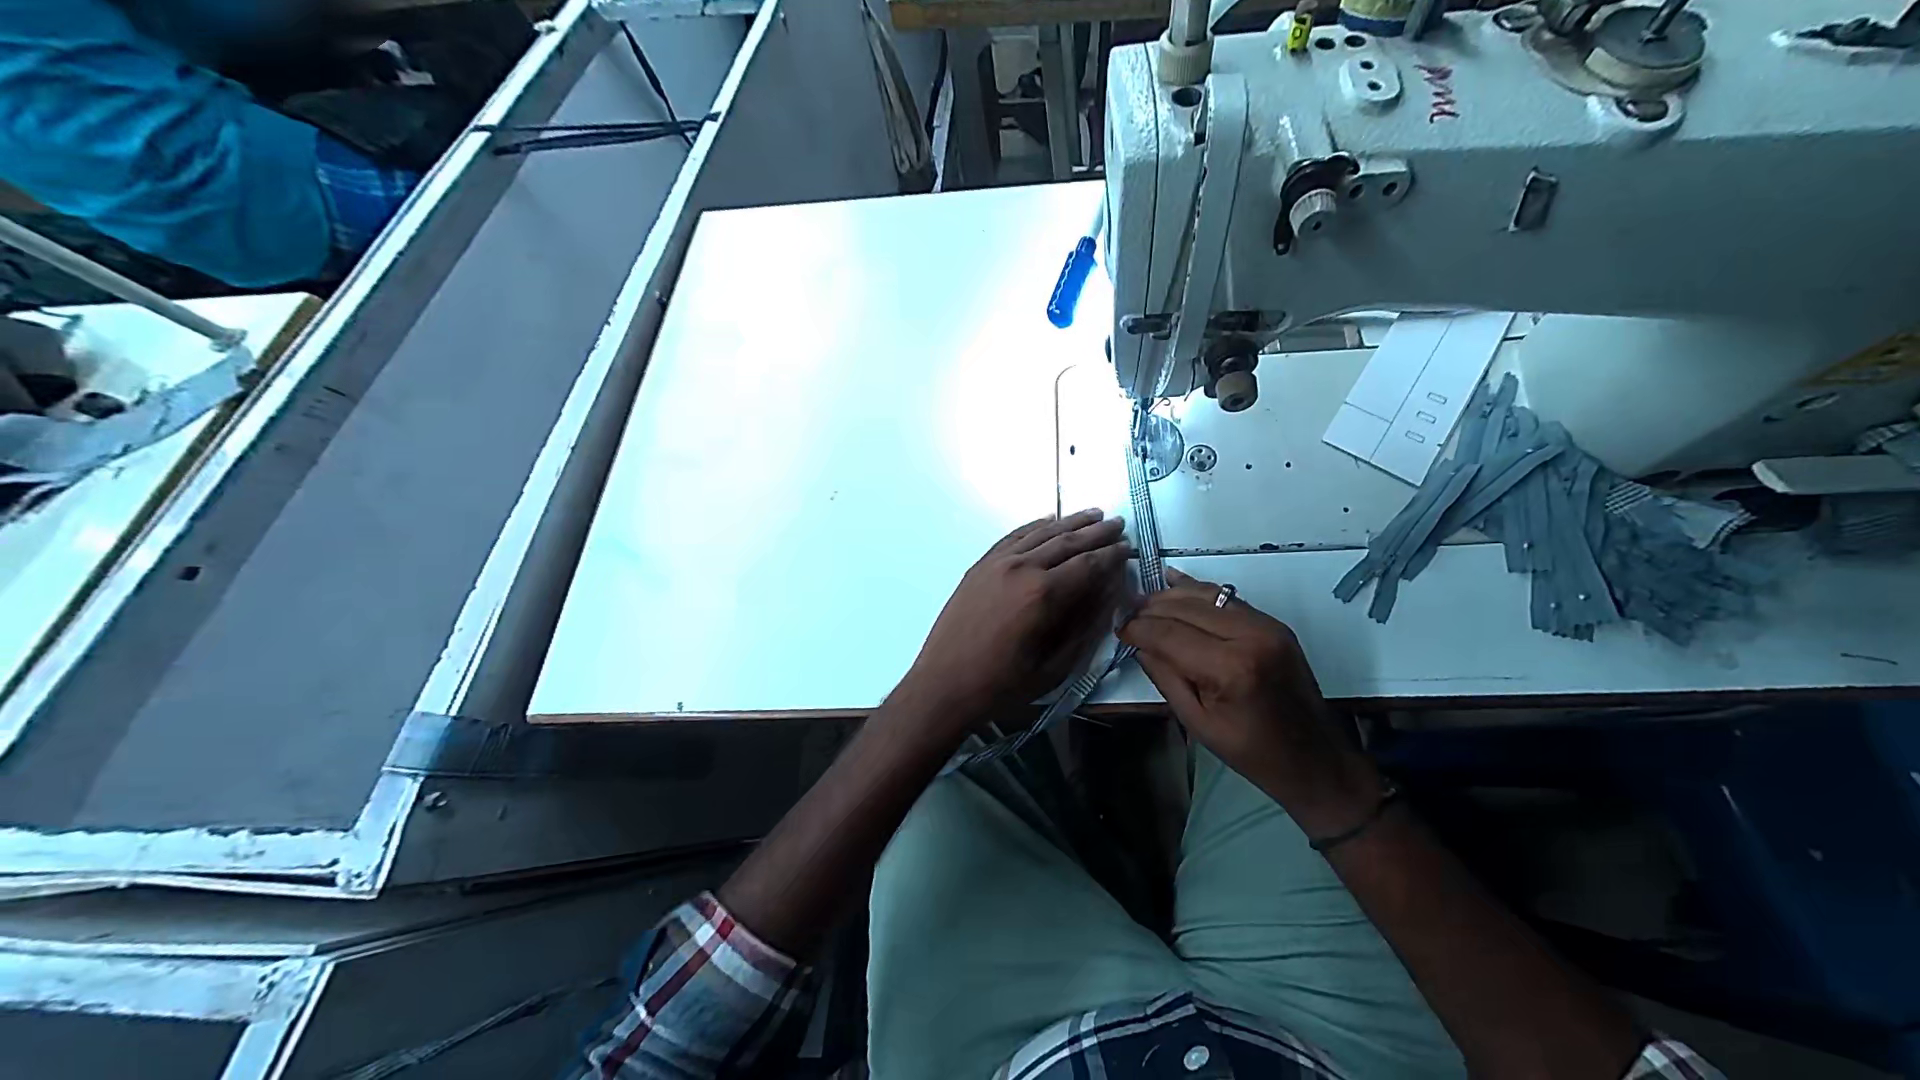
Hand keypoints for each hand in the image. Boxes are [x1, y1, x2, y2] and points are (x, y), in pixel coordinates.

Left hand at [901, 509, 1131, 727]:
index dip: (1112, 555)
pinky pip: (1013, 537)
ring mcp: (997, 564)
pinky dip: (1034, 527)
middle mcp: (1021, 569)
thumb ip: (1085, 628)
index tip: (1129, 548)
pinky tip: (1048, 522)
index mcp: (1043, 595)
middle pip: (1067, 542)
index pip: (1088, 564)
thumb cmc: (1001, 685)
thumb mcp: (1054, 667)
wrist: (943, 684)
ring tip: (1092, 515)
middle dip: (1096, 532)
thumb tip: (1108, 595)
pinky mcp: (980, 566)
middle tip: (1118, 524)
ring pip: (1040, 533)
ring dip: (1069, 522)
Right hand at [1118, 568, 1380, 834]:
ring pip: (1206, 595)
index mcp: (1231, 668)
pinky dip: (1198, 592)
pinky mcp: (1274, 623)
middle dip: (1150, 608)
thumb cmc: (1251, 752)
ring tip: (1144, 602)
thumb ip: (1164, 676)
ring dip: (1171, 595)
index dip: (1138, 629)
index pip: (1169, 634)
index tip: (1117, 628)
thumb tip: (1138, 643)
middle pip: (1185, 608)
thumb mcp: (1196, 722)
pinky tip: (1174, 584)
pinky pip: (1227, 598)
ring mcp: (1267, 625)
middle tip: (1125, 613)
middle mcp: (1251, 636)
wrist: (1314, 758)